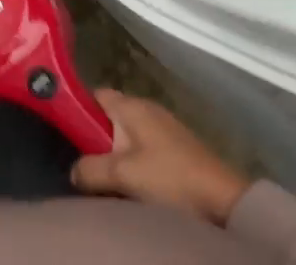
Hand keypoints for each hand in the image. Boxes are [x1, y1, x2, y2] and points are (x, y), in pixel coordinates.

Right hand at [70, 89, 249, 225]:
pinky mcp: (180, 149)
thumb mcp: (122, 174)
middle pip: (109, 116)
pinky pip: (145, 148)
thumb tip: (72, 171)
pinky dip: (136, 161)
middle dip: (96, 136)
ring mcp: (167, 128)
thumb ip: (88, 169)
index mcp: (131, 106)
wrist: (228, 202)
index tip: (66, 130)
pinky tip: (135, 183)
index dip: (77, 107)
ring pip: (128, 135)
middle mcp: (147, 109)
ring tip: (108, 176)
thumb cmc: (171, 178)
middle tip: (85, 159)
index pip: (93, 93)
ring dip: (117, 153)